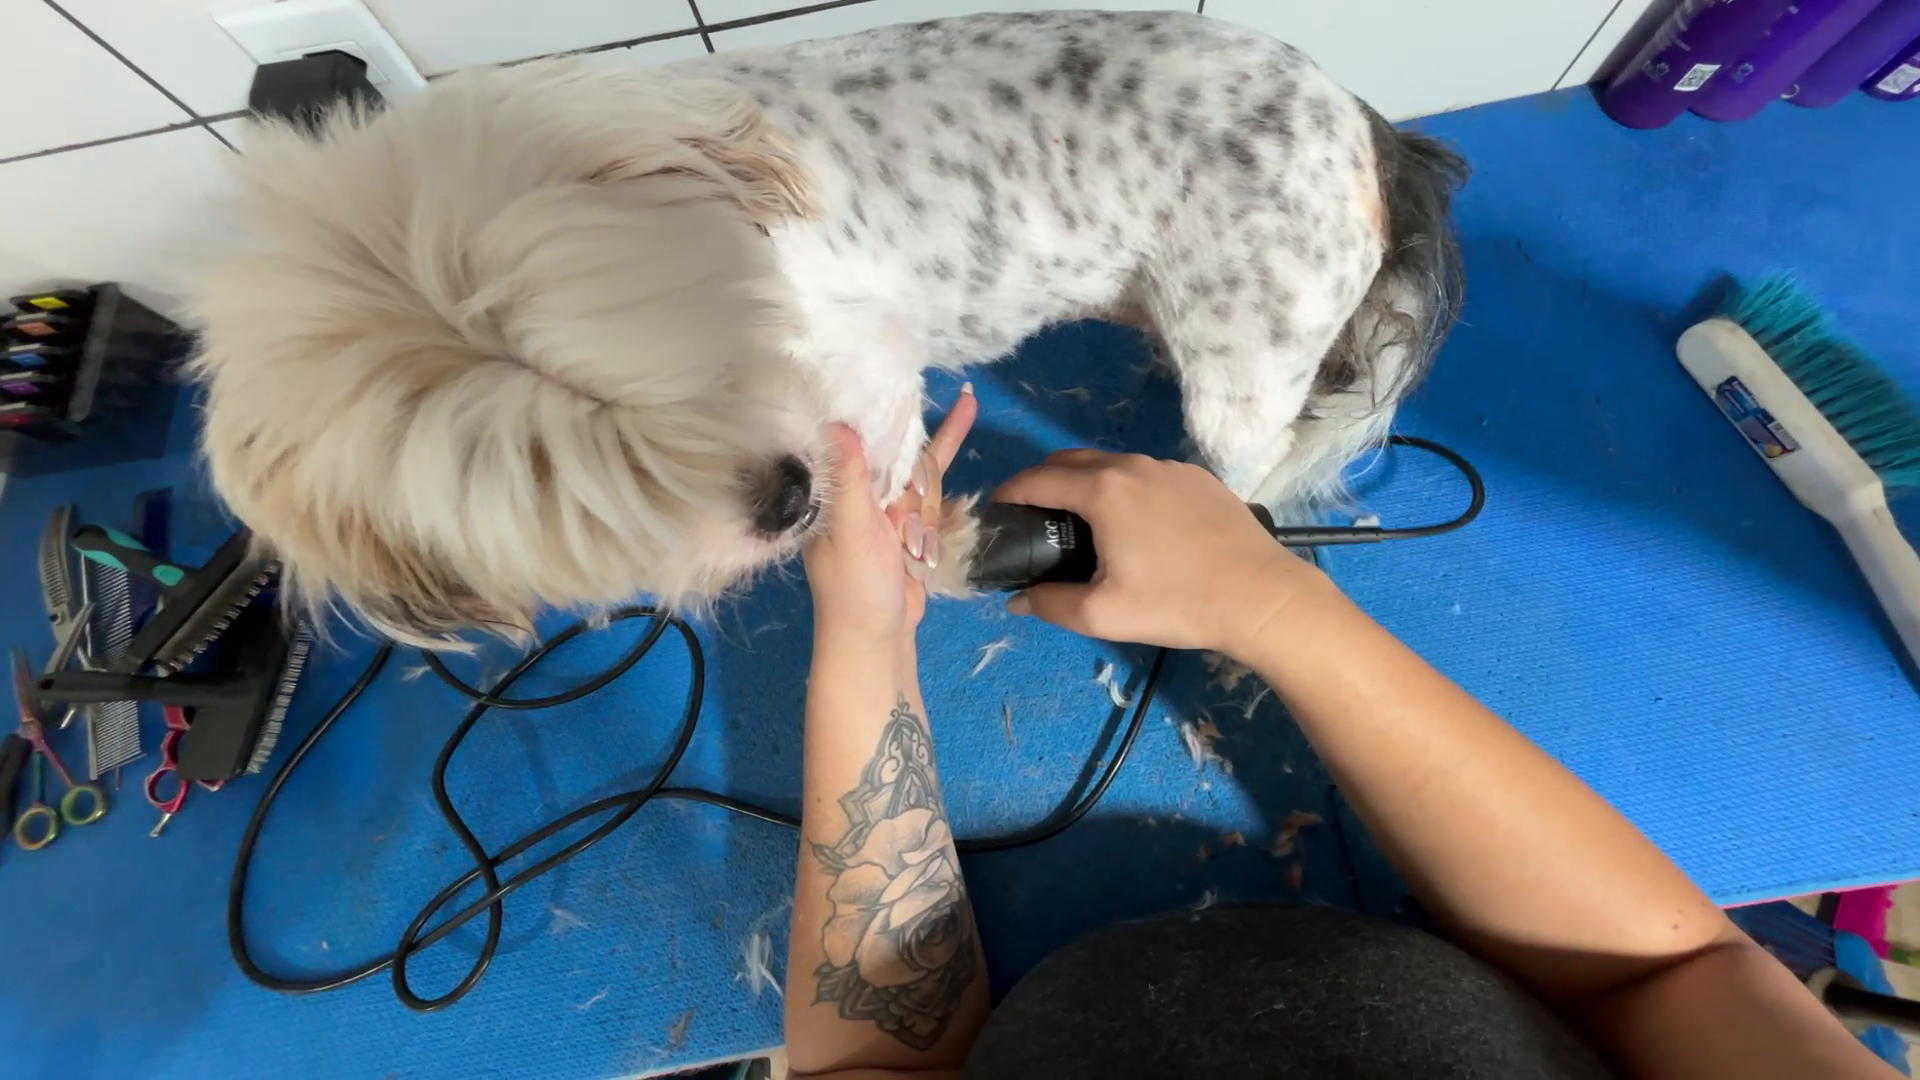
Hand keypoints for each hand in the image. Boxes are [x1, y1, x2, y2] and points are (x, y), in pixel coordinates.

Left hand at [803, 389, 976, 642]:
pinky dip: (943, 493)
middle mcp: (862, 497)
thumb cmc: (855, 586)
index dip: (883, 411)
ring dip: (940, 461)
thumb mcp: (851, 530)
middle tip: (958, 392)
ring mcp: (889, 515)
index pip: (861, 441)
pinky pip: (931, 503)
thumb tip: (837, 424)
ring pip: (921, 477)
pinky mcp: (910, 532)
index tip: (898, 377)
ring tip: (964, 411)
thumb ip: (850, 479)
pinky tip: (960, 470)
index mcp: (838, 494)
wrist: (878, 637)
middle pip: (899, 453)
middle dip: (927, 426)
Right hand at [990, 451, 1335, 655]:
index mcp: (1102, 491)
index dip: (1008, 493)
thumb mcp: (1102, 615)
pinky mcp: (1199, 477)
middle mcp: (1133, 465)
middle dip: (1041, 481)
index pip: (1037, 479)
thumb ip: (1050, 604)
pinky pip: (1146, 473)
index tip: (997, 512)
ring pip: (1110, 463)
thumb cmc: (1176, 603)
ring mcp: (1170, 467)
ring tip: (1081, 520)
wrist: (1262, 597)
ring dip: (1084, 482)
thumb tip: (1017, 601)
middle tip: (1032, 516)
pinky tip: (1134, 523)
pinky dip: (1123, 487)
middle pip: (1069, 460)